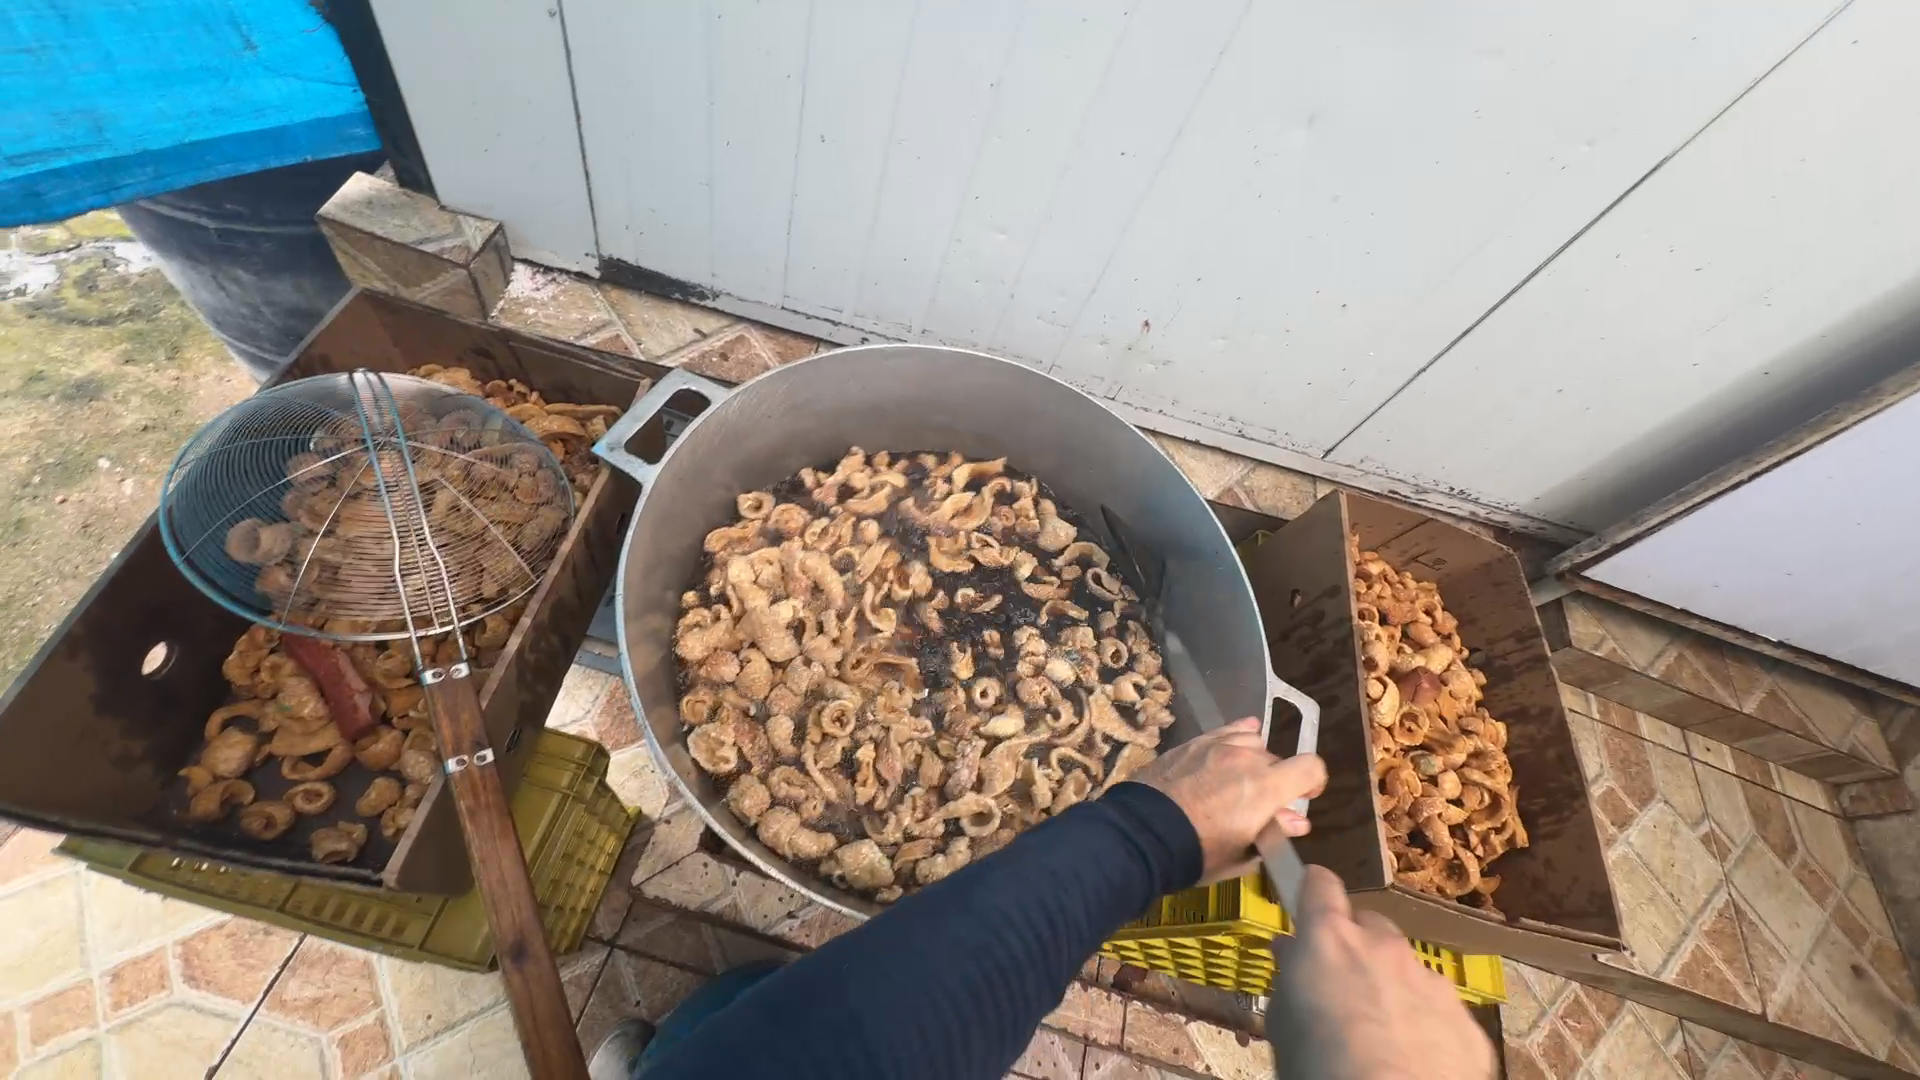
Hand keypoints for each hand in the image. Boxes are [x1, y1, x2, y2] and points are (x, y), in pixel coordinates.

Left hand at [1133, 717, 1325, 883]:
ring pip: (1250, 741)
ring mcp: (1215, 745)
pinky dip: (1235, 736)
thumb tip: (1297, 820)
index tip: (1306, 795)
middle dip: (1276, 779)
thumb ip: (1274, 832)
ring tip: (1242, 778)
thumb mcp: (1243, 854)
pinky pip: (1224, 731)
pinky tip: (1238, 738)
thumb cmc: (1197, 852)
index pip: (1310, 766)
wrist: (1142, 832)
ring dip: (1253, 758)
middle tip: (1261, 803)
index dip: (1314, 781)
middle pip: (1276, 759)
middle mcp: (1244, 758)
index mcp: (1265, 787)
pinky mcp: (1191, 743)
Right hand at [1268, 866, 1494, 1079]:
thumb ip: (1290, 975)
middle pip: (1370, 925)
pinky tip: (1416, 1059)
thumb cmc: (1316, 1063)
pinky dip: (1428, 1024)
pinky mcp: (1468, 1025)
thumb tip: (1293, 953)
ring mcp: (1430, 982)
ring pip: (1408, 969)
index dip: (1312, 889)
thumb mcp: (1281, 1017)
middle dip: (1358, 946)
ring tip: (1385, 1031)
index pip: (1320, 883)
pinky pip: (1441, 1010)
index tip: (1307, 898)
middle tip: (1344, 984)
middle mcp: (1382, 946)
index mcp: (1329, 936)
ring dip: (1395, 985)